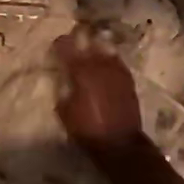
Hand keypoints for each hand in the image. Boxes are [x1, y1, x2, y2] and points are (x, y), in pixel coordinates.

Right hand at [53, 31, 144, 151]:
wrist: (119, 143)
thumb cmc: (87, 128)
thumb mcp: (64, 110)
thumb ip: (63, 87)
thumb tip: (64, 76)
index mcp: (80, 70)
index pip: (67, 45)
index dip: (59, 44)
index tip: (55, 48)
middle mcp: (99, 63)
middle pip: (88, 40)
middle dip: (78, 40)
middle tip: (72, 46)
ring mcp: (116, 69)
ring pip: (104, 47)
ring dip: (95, 48)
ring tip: (89, 53)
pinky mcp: (128, 77)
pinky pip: (116, 60)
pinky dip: (108, 59)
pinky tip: (104, 66)